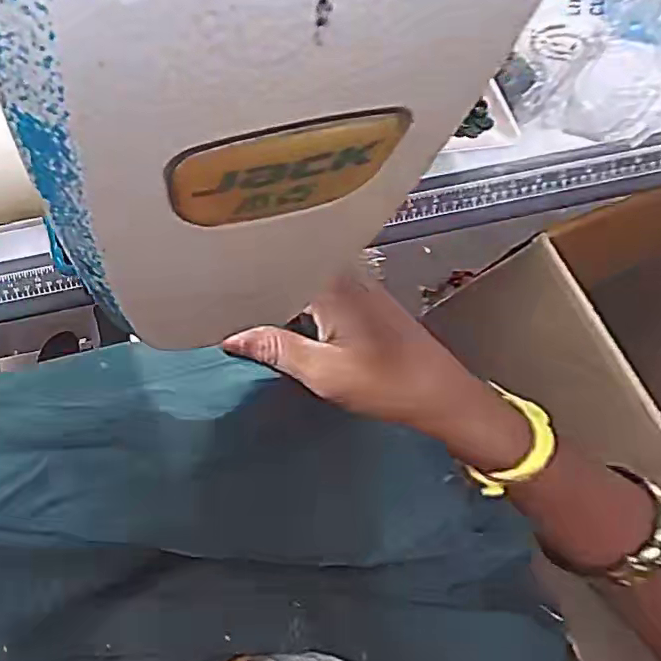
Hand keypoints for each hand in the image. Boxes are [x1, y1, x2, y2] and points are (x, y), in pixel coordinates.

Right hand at [221, 269, 530, 470]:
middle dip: (258, 279)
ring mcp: (358, 288)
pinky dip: (297, 301)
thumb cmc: (387, 383)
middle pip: (291, 268)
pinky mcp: (365, 304)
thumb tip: (230, 337)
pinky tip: (280, 316)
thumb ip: (276, 348)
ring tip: (242, 302)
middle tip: (221, 290)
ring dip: (278, 290)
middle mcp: (346, 276)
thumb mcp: (323, 373)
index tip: (217, 278)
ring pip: (305, 279)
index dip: (247, 271)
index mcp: (333, 285)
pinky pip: (319, 291)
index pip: (279, 265)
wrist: (444, 396)